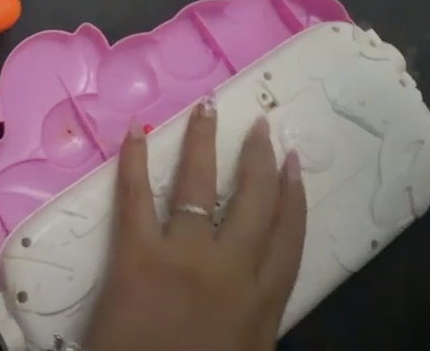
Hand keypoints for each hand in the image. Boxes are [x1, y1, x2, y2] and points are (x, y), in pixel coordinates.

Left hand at [83, 100, 306, 350]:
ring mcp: (184, 260)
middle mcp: (231, 274)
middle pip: (253, 203)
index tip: (294, 161)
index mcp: (262, 306)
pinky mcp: (137, 257)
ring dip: (204, 143)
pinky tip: (136, 131)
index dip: (294, 196)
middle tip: (260, 123)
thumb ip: (256, 321)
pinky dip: (135, 162)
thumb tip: (259, 287)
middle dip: (258, 159)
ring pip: (201, 187)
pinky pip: (136, 198)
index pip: (290, 240)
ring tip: (208, 108)